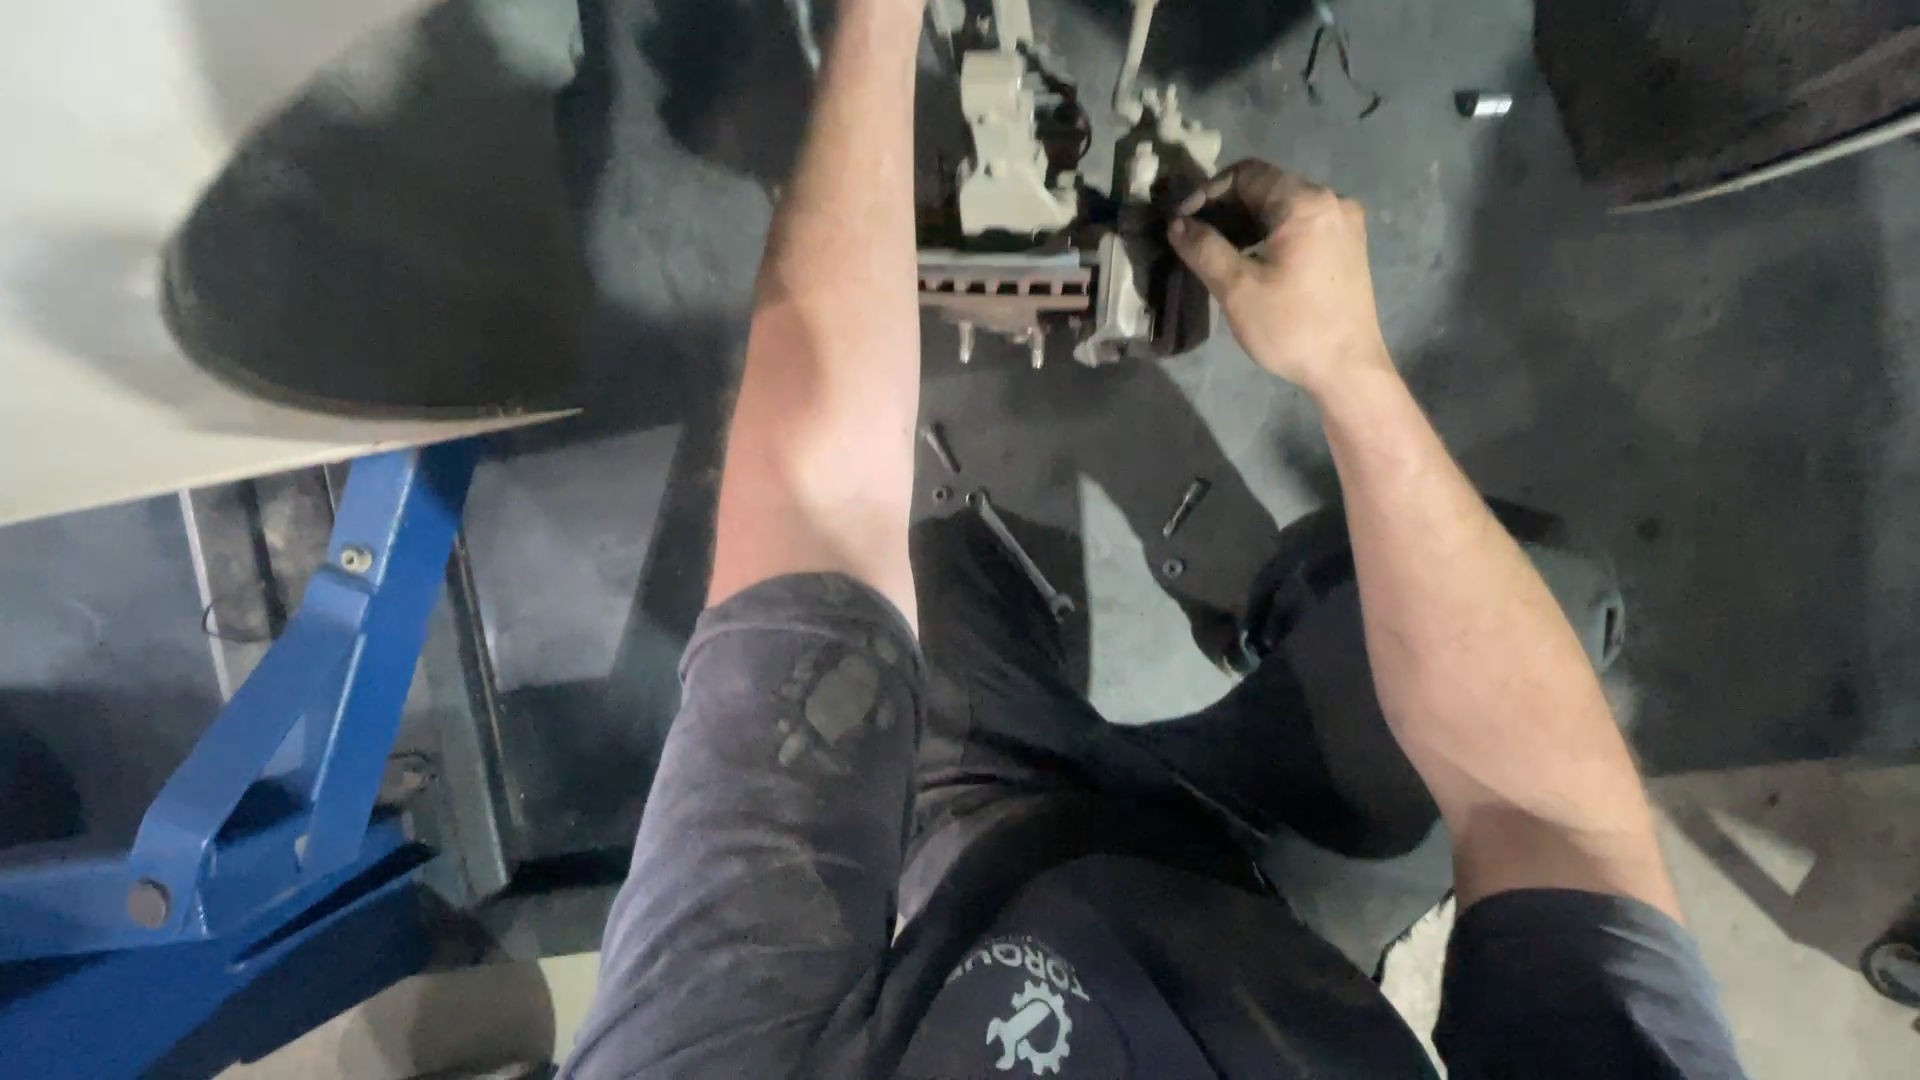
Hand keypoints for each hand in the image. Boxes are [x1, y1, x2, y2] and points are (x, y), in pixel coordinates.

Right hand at [1168, 160, 1391, 394]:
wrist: (1347, 367)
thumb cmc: (1290, 327)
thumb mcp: (1237, 289)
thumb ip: (1204, 249)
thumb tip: (1177, 224)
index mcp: (1305, 203)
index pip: (1247, 174)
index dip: (1207, 191)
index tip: (1181, 221)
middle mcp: (1331, 201)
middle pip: (1267, 187)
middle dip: (1225, 207)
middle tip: (1193, 237)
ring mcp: (1343, 223)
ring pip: (1283, 207)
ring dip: (1246, 223)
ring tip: (1216, 251)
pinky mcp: (1346, 247)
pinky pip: (1300, 226)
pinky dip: (1269, 235)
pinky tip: (1250, 260)